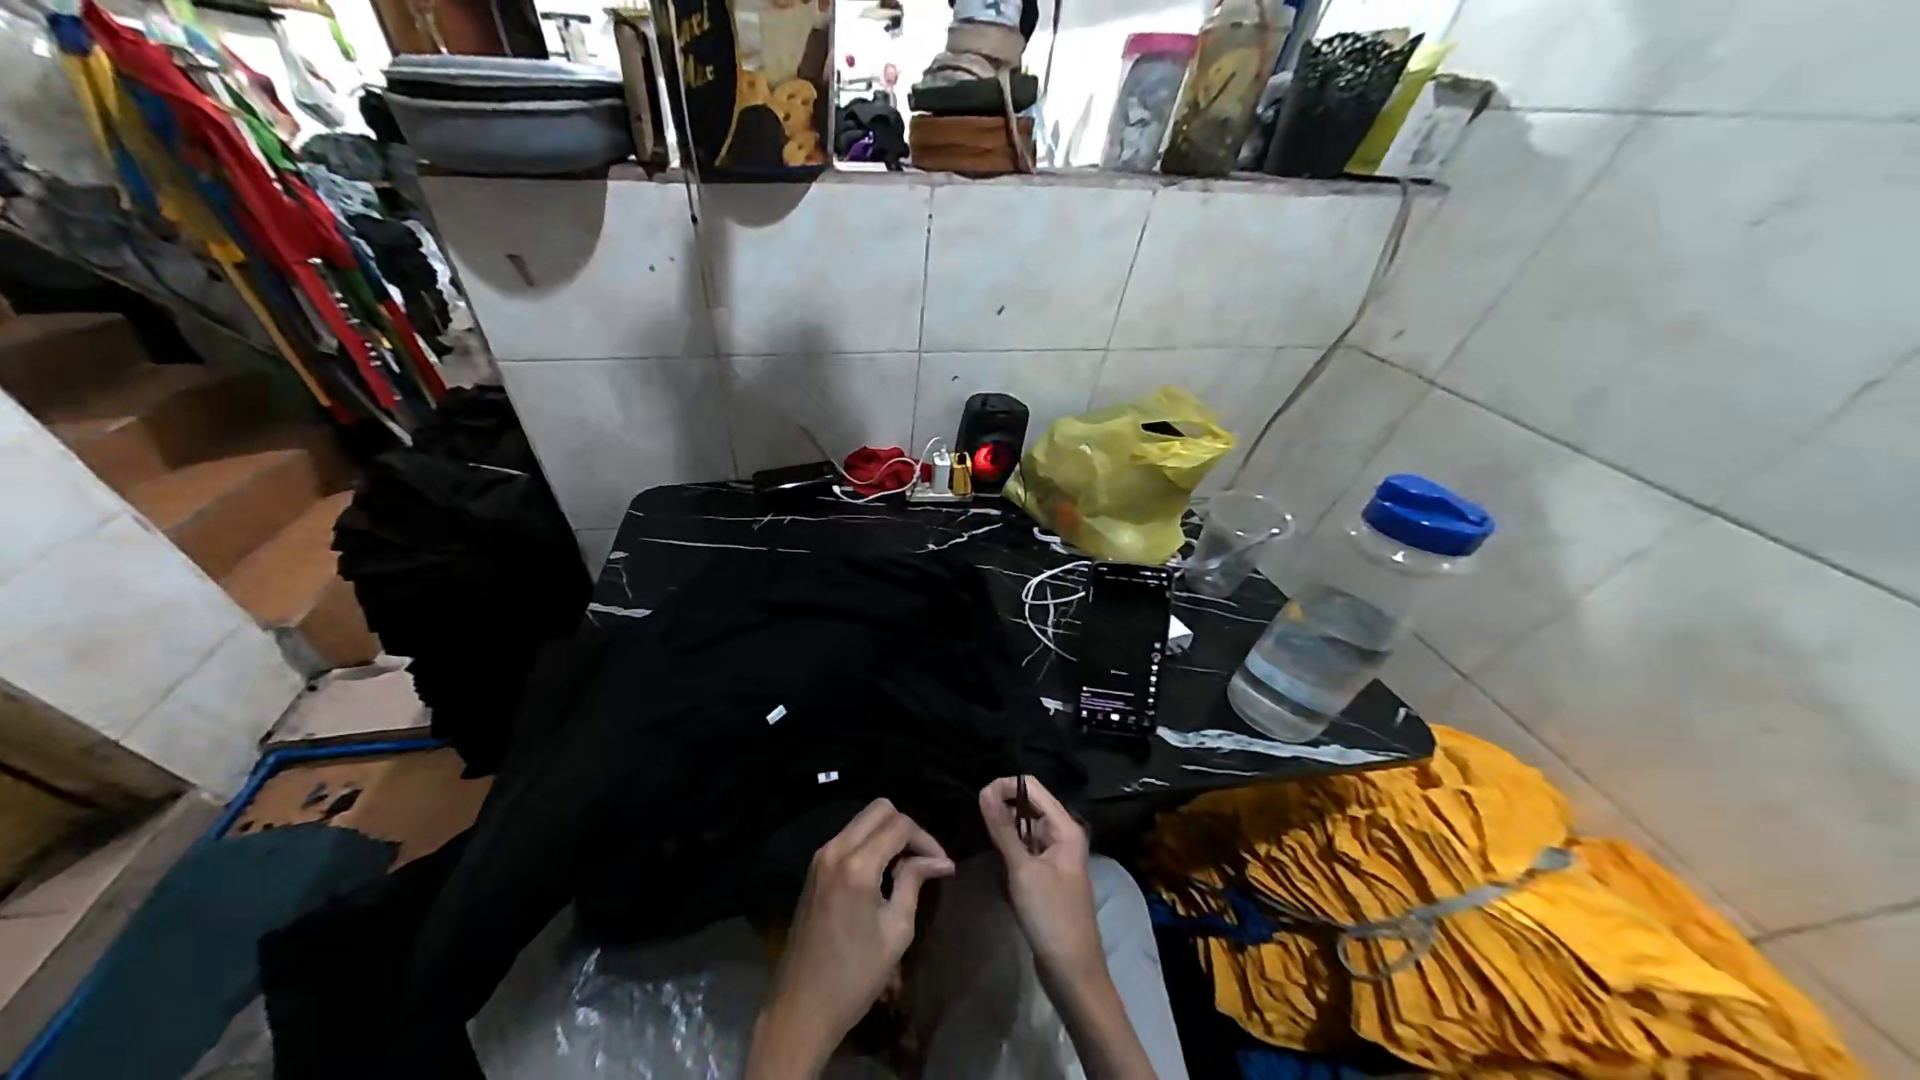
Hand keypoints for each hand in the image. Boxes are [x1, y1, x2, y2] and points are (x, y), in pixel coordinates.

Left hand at [747, 798, 954, 1079]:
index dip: (927, 839)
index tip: (942, 864)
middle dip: (907, 828)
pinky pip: (848, 837)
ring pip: (862, 820)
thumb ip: (915, 882)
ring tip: (907, 867)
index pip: (900, 825)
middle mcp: (835, 851)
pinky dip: (870, 843)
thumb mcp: (896, 931)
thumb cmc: (855, 977)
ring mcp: (820, 858)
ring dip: (887, 834)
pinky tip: (882, 873)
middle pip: (879, 809)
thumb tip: (940, 861)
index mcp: (857, 866)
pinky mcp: (813, 869)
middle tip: (924, 859)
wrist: (801, 1008)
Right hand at [980, 777, 1160, 1079]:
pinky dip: (1010, 862)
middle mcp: (1062, 835)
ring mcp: (1055, 857)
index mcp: (1065, 827)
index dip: (1005, 787)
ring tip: (998, 866)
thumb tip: (985, 789)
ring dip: (1005, 843)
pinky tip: (1004, 882)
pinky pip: (1023, 855)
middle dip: (1003, 817)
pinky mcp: (1046, 876)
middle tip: (985, 838)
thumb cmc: (1050, 915)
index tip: (978, 801)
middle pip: (1026, 808)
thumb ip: (1003, 828)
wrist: (1072, 971)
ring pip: (1022, 833)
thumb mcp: (1022, 869)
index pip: (1031, 787)